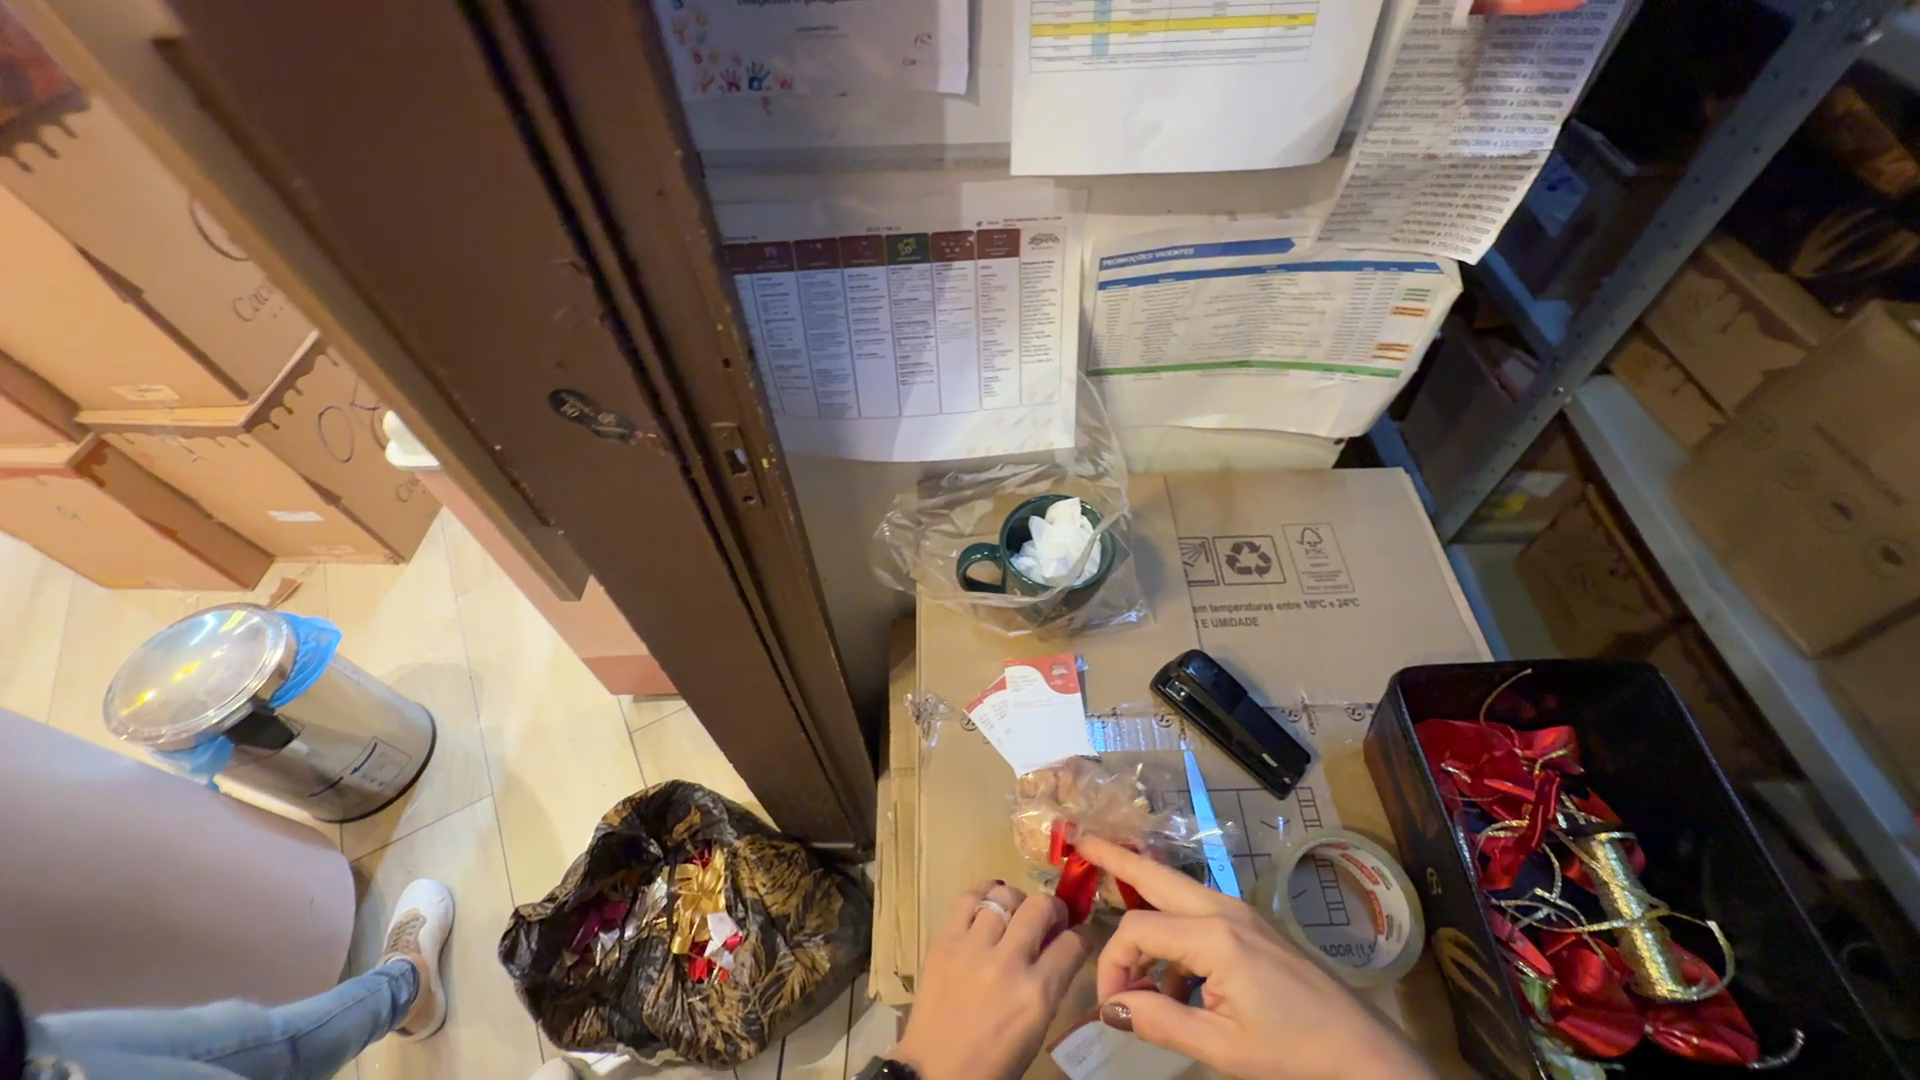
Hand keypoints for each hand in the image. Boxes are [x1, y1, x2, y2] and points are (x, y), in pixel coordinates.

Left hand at [892, 881, 1089, 1079]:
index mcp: (1036, 995)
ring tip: (1014, 913)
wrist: (935, 1074)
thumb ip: (1050, 982)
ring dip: (1017, 901)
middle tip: (1049, 920)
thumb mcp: (1036, 1027)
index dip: (1081, 935)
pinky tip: (989, 903)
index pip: (1072, 943)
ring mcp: (972, 948)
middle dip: (1053, 909)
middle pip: (1041, 906)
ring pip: (1005, 895)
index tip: (1076, 935)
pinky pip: (967, 898)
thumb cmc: (993, 1061)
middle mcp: (1007, 964)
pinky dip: (983, 894)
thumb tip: (1058, 945)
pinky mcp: (943, 941)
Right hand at [1077, 836, 1435, 1079]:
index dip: (1113, 965)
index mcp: (1213, 936)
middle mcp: (1223, 909)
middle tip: (1081, 842)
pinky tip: (1174, 983)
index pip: (1136, 931)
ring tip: (1124, 953)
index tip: (1113, 1007)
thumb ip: (1159, 1021)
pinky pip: (1197, 914)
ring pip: (1175, 890)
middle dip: (1115, 857)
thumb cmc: (1294, 1053)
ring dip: (1143, 907)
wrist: (1366, 1054)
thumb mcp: (1221, 1047)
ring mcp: (1240, 912)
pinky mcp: (1251, 925)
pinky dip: (1173, 935)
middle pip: (1154, 874)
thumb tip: (1110, 1007)